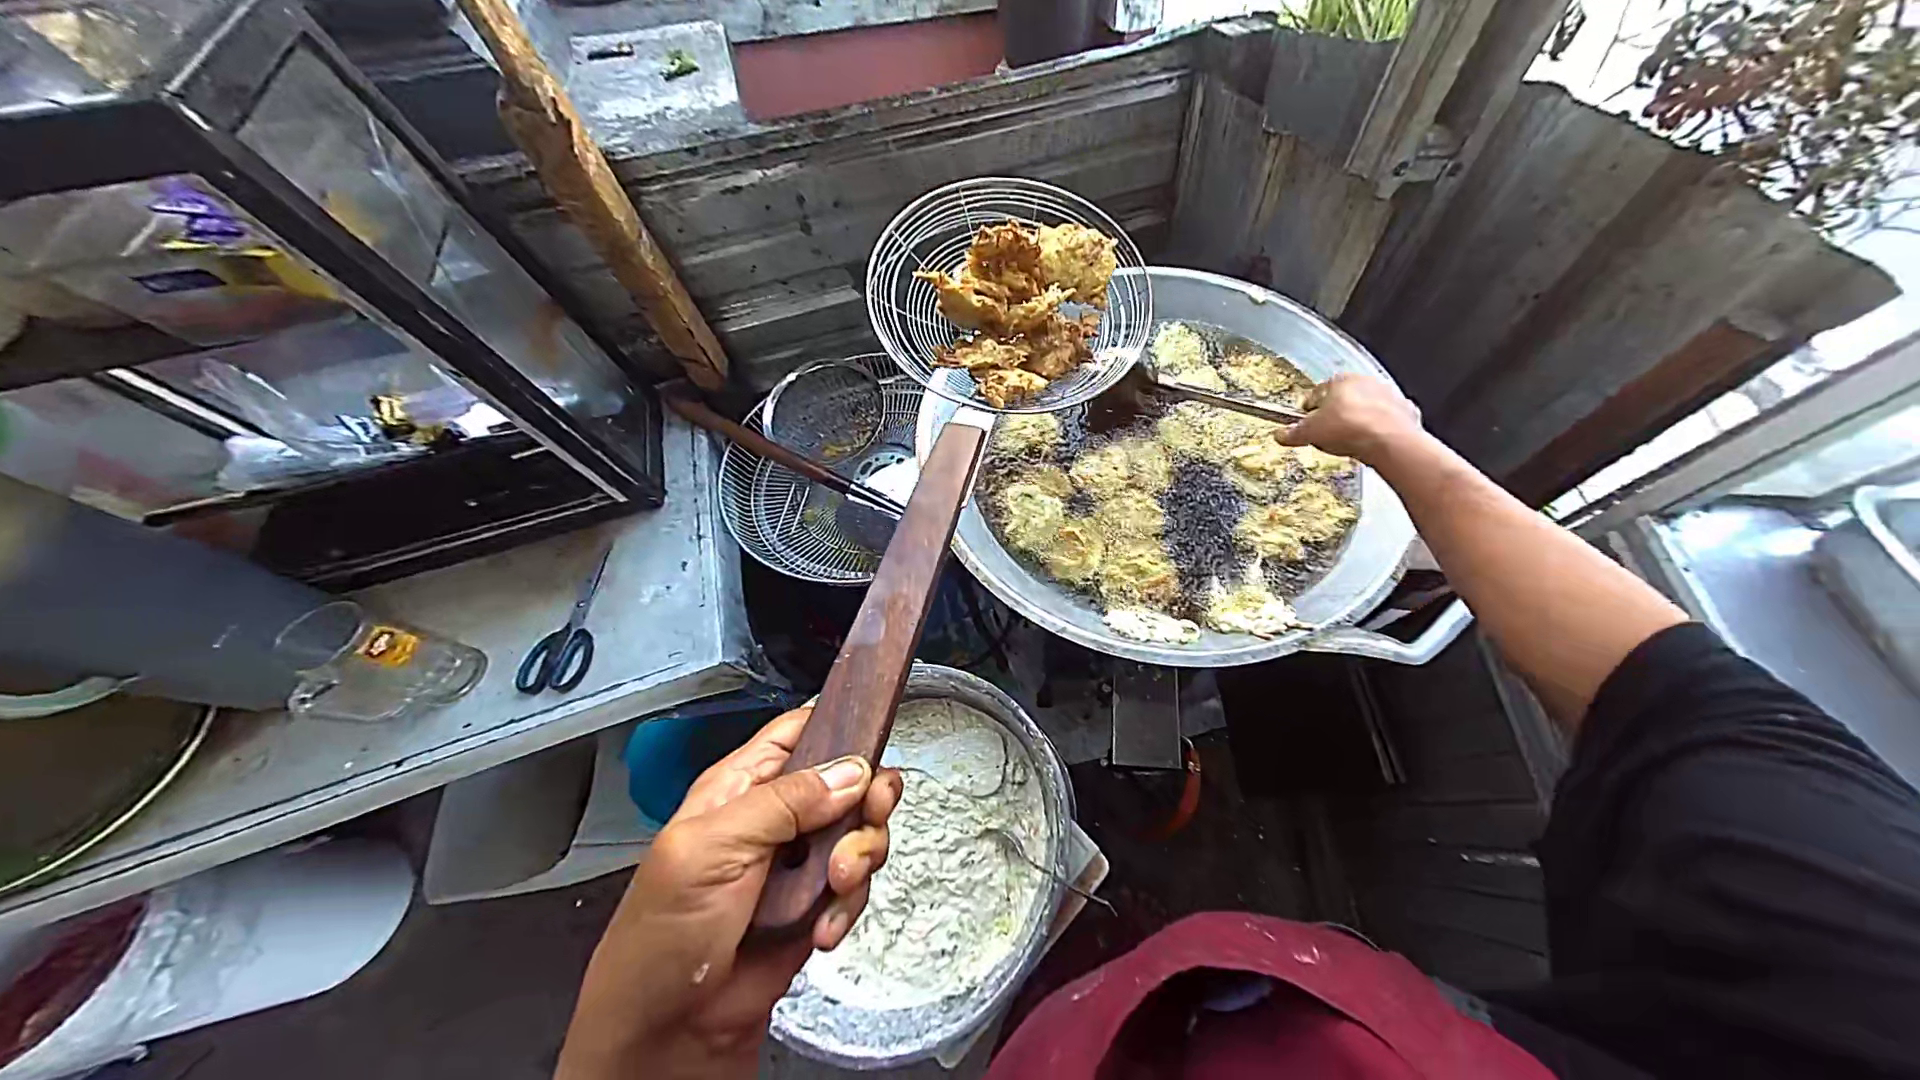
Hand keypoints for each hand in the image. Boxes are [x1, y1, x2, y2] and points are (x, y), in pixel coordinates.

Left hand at [555, 707, 901, 1079]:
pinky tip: (821, 925)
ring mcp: (797, 860)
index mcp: (741, 787)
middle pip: (845, 779)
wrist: (668, 1035)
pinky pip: (856, 884)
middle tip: (865, 817)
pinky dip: (849, 903)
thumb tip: (848, 772)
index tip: (871, 735)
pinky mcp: (814, 901)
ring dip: (860, 855)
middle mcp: (774, 817)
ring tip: (834, 882)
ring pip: (859, 830)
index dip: (837, 726)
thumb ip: (782, 802)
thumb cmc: (658, 939)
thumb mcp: (711, 849)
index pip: (798, 731)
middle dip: (866, 798)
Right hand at [1278, 373, 1425, 464]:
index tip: (1304, 422)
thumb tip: (1281, 434)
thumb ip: (1292, 433)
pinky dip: (1378, 429)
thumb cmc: (1349, 429)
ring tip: (1347, 442)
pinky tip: (1369, 443)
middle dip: (1334, 415)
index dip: (1308, 411)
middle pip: (1343, 399)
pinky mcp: (1405, 411)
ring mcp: (1387, 395)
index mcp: (1339, 381)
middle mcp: (1365, 382)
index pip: (1316, 394)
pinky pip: (1386, 420)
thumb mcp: (1308, 433)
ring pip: (1365, 408)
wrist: (1389, 442)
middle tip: (1325, 434)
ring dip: (1357, 421)